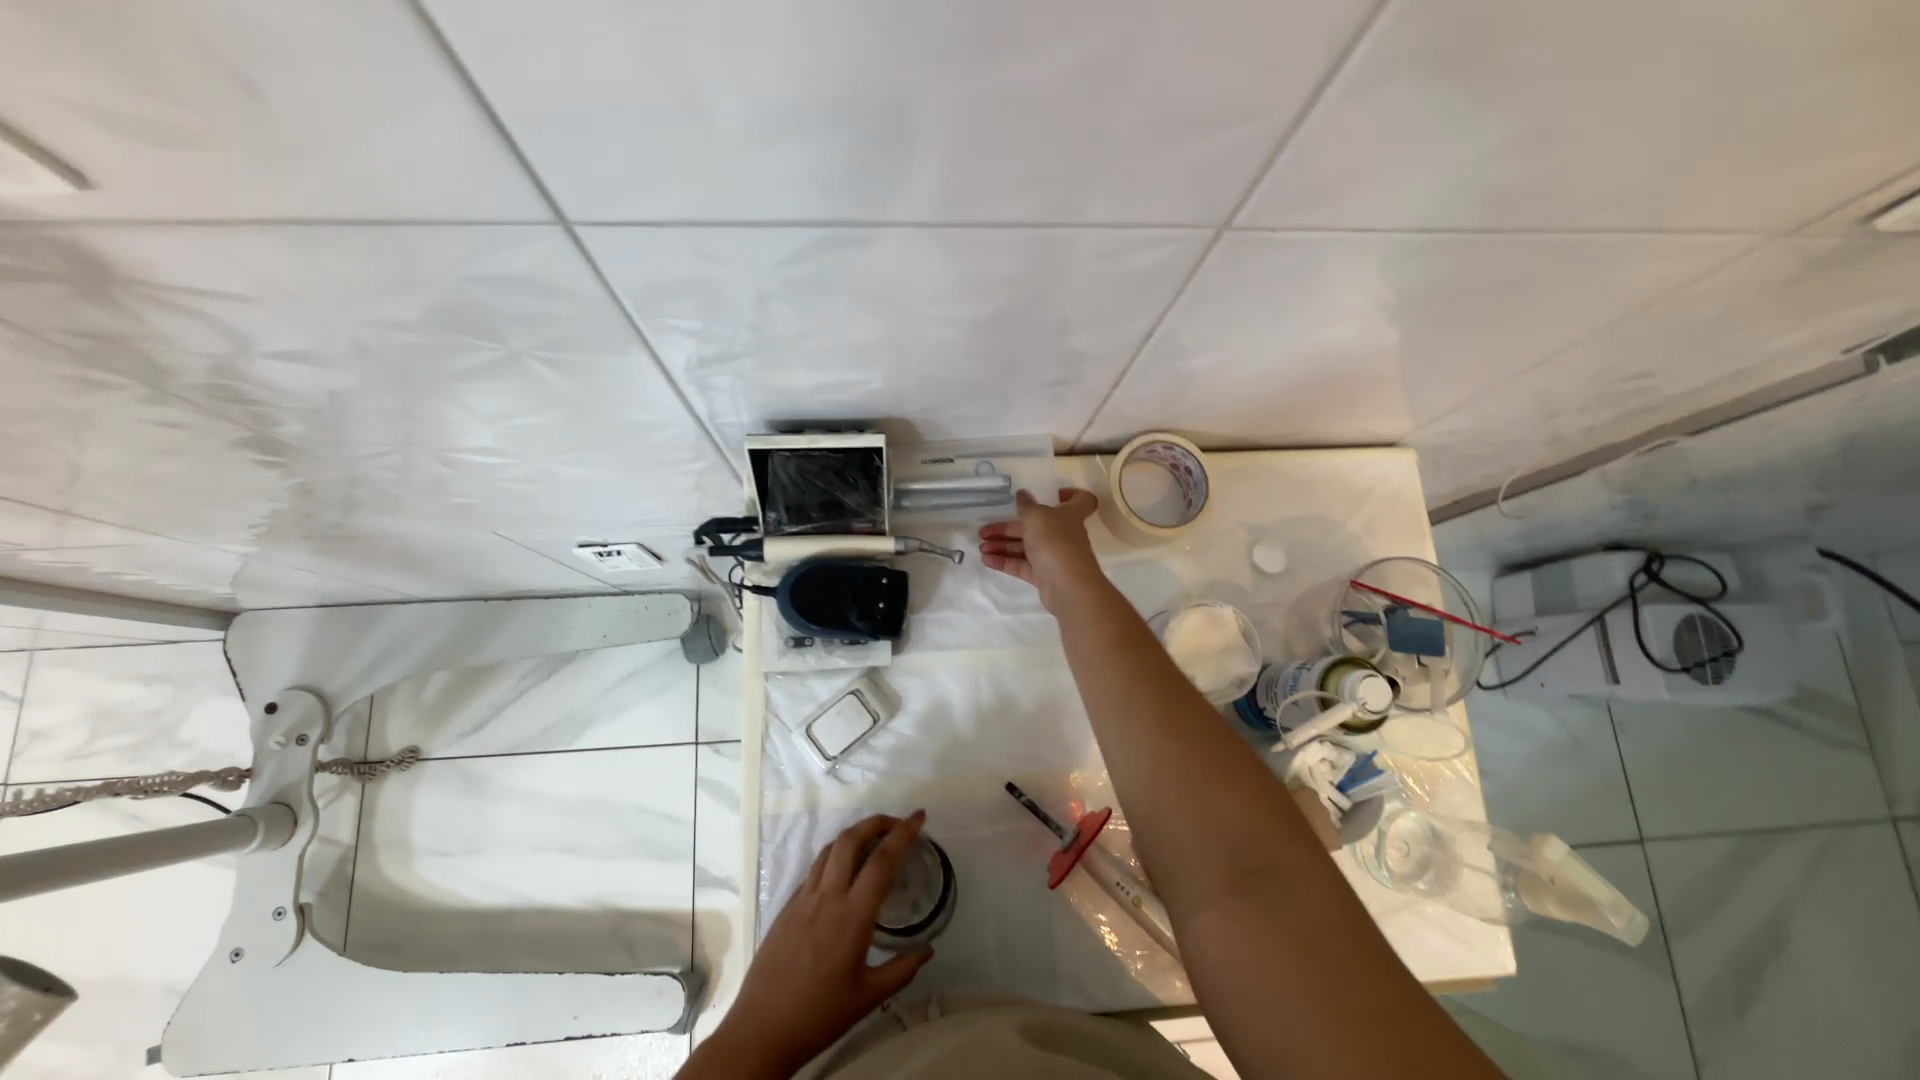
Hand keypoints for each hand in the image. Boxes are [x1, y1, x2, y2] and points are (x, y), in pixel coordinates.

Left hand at [693, 813, 934, 1077]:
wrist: (761, 1029)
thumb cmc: (819, 1015)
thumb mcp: (869, 997)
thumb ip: (902, 970)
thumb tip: (927, 950)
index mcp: (852, 917)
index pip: (882, 861)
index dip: (903, 834)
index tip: (919, 818)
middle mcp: (826, 898)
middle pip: (850, 840)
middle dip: (875, 822)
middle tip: (897, 823)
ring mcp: (802, 900)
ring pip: (828, 850)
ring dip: (853, 835)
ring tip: (873, 839)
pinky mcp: (786, 908)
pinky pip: (813, 870)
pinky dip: (833, 858)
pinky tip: (842, 873)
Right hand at [978, 488, 1102, 612]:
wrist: (1068, 586)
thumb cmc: (1056, 542)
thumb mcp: (1037, 517)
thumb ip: (1026, 506)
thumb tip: (1022, 494)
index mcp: (1069, 515)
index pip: (1080, 500)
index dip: (1069, 494)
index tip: (1052, 495)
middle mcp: (1063, 534)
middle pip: (1035, 526)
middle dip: (1008, 528)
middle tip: (984, 531)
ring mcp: (1053, 556)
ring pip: (1025, 547)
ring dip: (1003, 545)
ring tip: (981, 548)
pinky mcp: (1043, 576)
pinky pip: (1022, 565)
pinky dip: (1005, 562)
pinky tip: (986, 560)